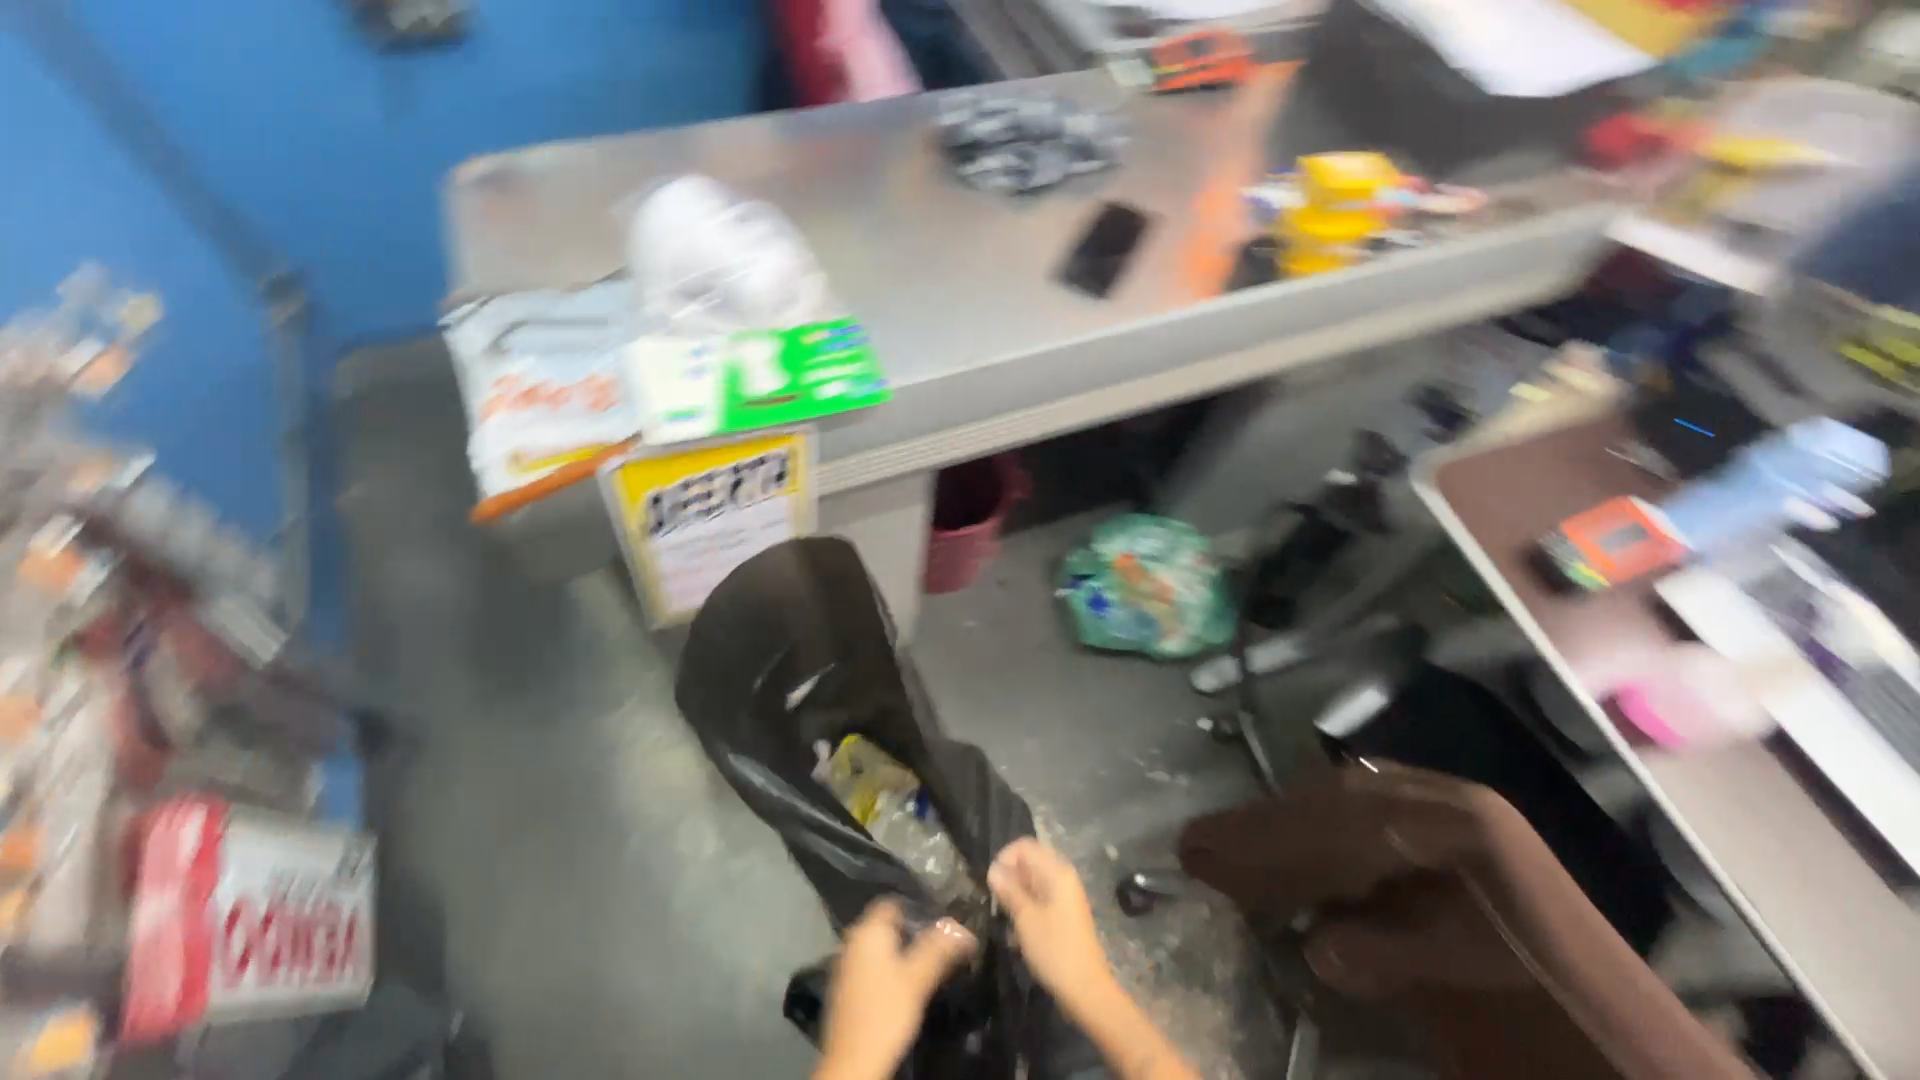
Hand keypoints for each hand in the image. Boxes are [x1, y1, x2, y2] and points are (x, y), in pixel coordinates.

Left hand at [816, 897, 974, 1079]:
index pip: (892, 902)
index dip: (917, 907)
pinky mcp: (846, 987)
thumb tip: (964, 927)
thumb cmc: (886, 1012)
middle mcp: (852, 941)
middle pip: (886, 925)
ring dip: (901, 950)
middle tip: (941, 941)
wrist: (853, 1062)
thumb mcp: (918, 978)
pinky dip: (888, 967)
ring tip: (929, 962)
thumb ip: (940, 949)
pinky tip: (905, 983)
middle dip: (913, 930)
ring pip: (879, 946)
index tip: (941, 918)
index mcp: (867, 932)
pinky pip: (870, 964)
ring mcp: (845, 965)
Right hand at [987, 839, 1116, 1013]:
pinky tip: (1015, 937)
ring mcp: (1064, 899)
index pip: (1025, 846)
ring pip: (1032, 885)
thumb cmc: (1054, 949)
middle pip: (1029, 864)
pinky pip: (1039, 903)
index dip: (1005, 858)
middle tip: (995, 902)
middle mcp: (1063, 879)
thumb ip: (1009, 890)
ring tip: (1004, 921)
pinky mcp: (1063, 917)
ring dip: (1015, 898)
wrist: (1085, 990)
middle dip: (1009, 879)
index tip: (991, 882)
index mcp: (1057, 872)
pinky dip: (1025, 913)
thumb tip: (993, 869)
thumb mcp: (1026, 918)